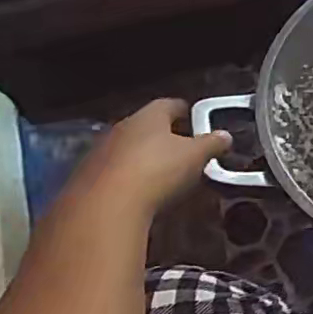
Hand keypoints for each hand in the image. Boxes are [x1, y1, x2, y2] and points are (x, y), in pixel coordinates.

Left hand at [65, 99, 231, 217]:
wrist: (105, 208)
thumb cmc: (158, 171)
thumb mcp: (196, 156)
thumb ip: (212, 143)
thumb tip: (225, 135)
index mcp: (149, 117)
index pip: (170, 105)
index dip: (187, 111)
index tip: (199, 120)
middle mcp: (121, 128)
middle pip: (148, 126)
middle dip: (167, 136)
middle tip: (186, 150)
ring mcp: (100, 153)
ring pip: (130, 148)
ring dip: (146, 157)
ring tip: (166, 174)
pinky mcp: (87, 178)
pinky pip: (115, 171)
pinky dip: (130, 177)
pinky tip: (141, 192)